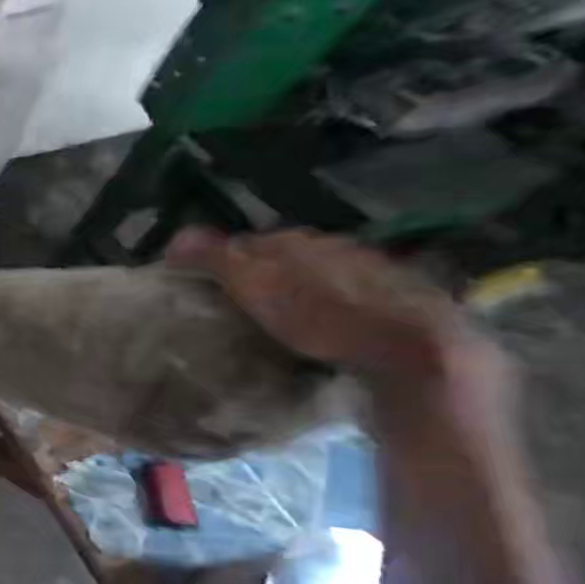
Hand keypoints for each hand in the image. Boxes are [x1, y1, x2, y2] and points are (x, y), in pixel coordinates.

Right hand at [165, 227, 469, 383]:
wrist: (409, 346)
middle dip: (262, 275)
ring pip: (318, 275)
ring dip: (297, 291)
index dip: (226, 260)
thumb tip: (175, 237)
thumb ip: (217, 260)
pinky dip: (326, 309)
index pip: (250, 242)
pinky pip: (345, 298)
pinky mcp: (391, 302)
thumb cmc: (321, 315)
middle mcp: (333, 246)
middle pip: (286, 257)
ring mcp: (367, 271)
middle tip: (236, 304)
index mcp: (297, 241)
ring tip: (276, 319)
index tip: (206, 285)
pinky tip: (320, 330)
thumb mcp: (256, 287)